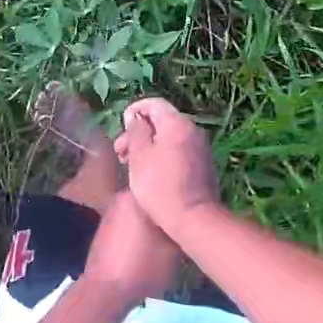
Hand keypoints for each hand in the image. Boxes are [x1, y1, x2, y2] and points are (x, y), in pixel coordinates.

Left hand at [80, 192, 179, 308]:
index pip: (167, 185)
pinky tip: (151, 241)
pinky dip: (143, 226)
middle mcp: (122, 197)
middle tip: (186, 220)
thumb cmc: (143, 268)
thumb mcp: (174, 249)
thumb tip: (190, 216)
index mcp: (138, 196)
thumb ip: (181, 227)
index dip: (183, 196)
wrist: (106, 291)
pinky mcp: (107, 226)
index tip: (195, 206)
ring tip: (171, 232)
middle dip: (168, 207)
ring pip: (142, 209)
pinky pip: (131, 219)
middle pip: (154, 197)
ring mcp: (112, 210)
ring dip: (155, 218)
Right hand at [113, 98, 221, 234]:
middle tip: (120, 152)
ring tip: (130, 164)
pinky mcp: (202, 164)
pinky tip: (149, 171)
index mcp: (177, 123)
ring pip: (169, 137)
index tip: (121, 126)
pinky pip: (178, 149)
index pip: (154, 104)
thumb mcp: (140, 156)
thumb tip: (133, 115)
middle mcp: (192, 130)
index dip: (135, 110)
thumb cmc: (159, 186)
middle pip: (161, 121)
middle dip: (138, 132)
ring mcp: (200, 147)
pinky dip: (161, 154)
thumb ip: (136, 131)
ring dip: (148, 145)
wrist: (193, 218)